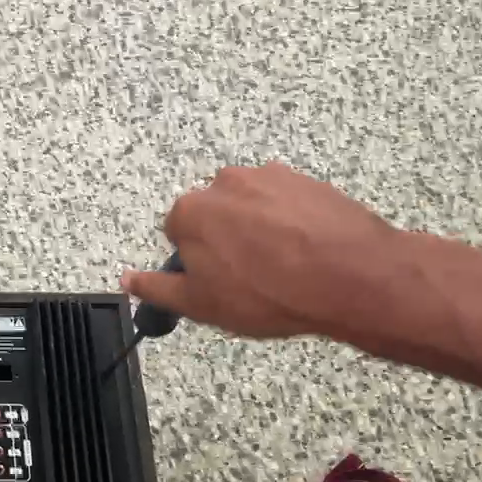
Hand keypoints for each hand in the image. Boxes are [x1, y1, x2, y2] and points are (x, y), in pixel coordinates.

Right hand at [122, 163, 400, 337]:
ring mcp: (268, 177)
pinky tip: (305, 251)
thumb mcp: (200, 304)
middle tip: (249, 276)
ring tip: (282, 265)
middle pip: (213, 215)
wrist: (353, 278)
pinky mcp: (306, 179)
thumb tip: (128, 279)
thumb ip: (156, 287)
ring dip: (258, 229)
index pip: (177, 234)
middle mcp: (224, 183)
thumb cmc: (270, 293)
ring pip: (250, 207)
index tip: (217, 280)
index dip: (196, 260)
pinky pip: (285, 202)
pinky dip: (290, 222)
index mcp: (190, 212)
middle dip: (225, 240)